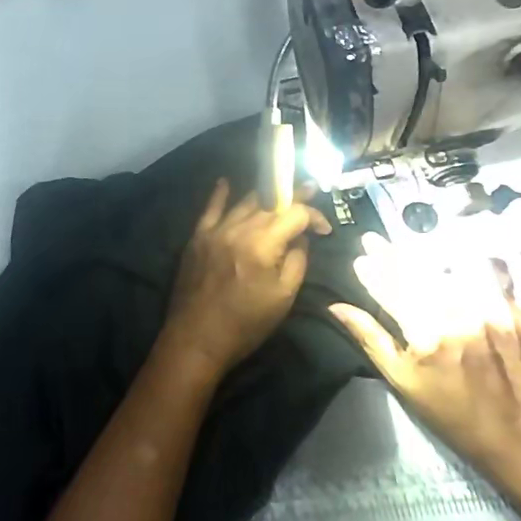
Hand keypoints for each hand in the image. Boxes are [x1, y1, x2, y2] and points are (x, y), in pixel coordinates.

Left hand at [162, 179, 332, 374]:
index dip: (314, 215)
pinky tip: (224, 181)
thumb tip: (301, 238)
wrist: (196, 339)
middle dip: (292, 197)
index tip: (325, 229)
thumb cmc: (246, 324)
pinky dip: (219, 194)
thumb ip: (297, 261)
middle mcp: (238, 229)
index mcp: (263, 243)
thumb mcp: (283, 297)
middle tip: (309, 190)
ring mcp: (215, 231)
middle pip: (270, 202)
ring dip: (264, 197)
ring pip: (244, 203)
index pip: (295, 213)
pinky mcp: (197, 238)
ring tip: (280, 189)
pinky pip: (210, 210)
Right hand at [329, 236, 520, 497]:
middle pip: (424, 266)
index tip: (362, 253)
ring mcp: (500, 311)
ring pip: (467, 258)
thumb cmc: (453, 412)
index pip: (391, 286)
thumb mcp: (403, 381)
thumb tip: (336, 307)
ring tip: (431, 247)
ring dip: (445, 248)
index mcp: (428, 335)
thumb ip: (371, 339)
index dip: (373, 267)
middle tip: (382, 242)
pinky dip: (506, 259)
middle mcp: (463, 315)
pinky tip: (488, 256)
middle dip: (397, 251)